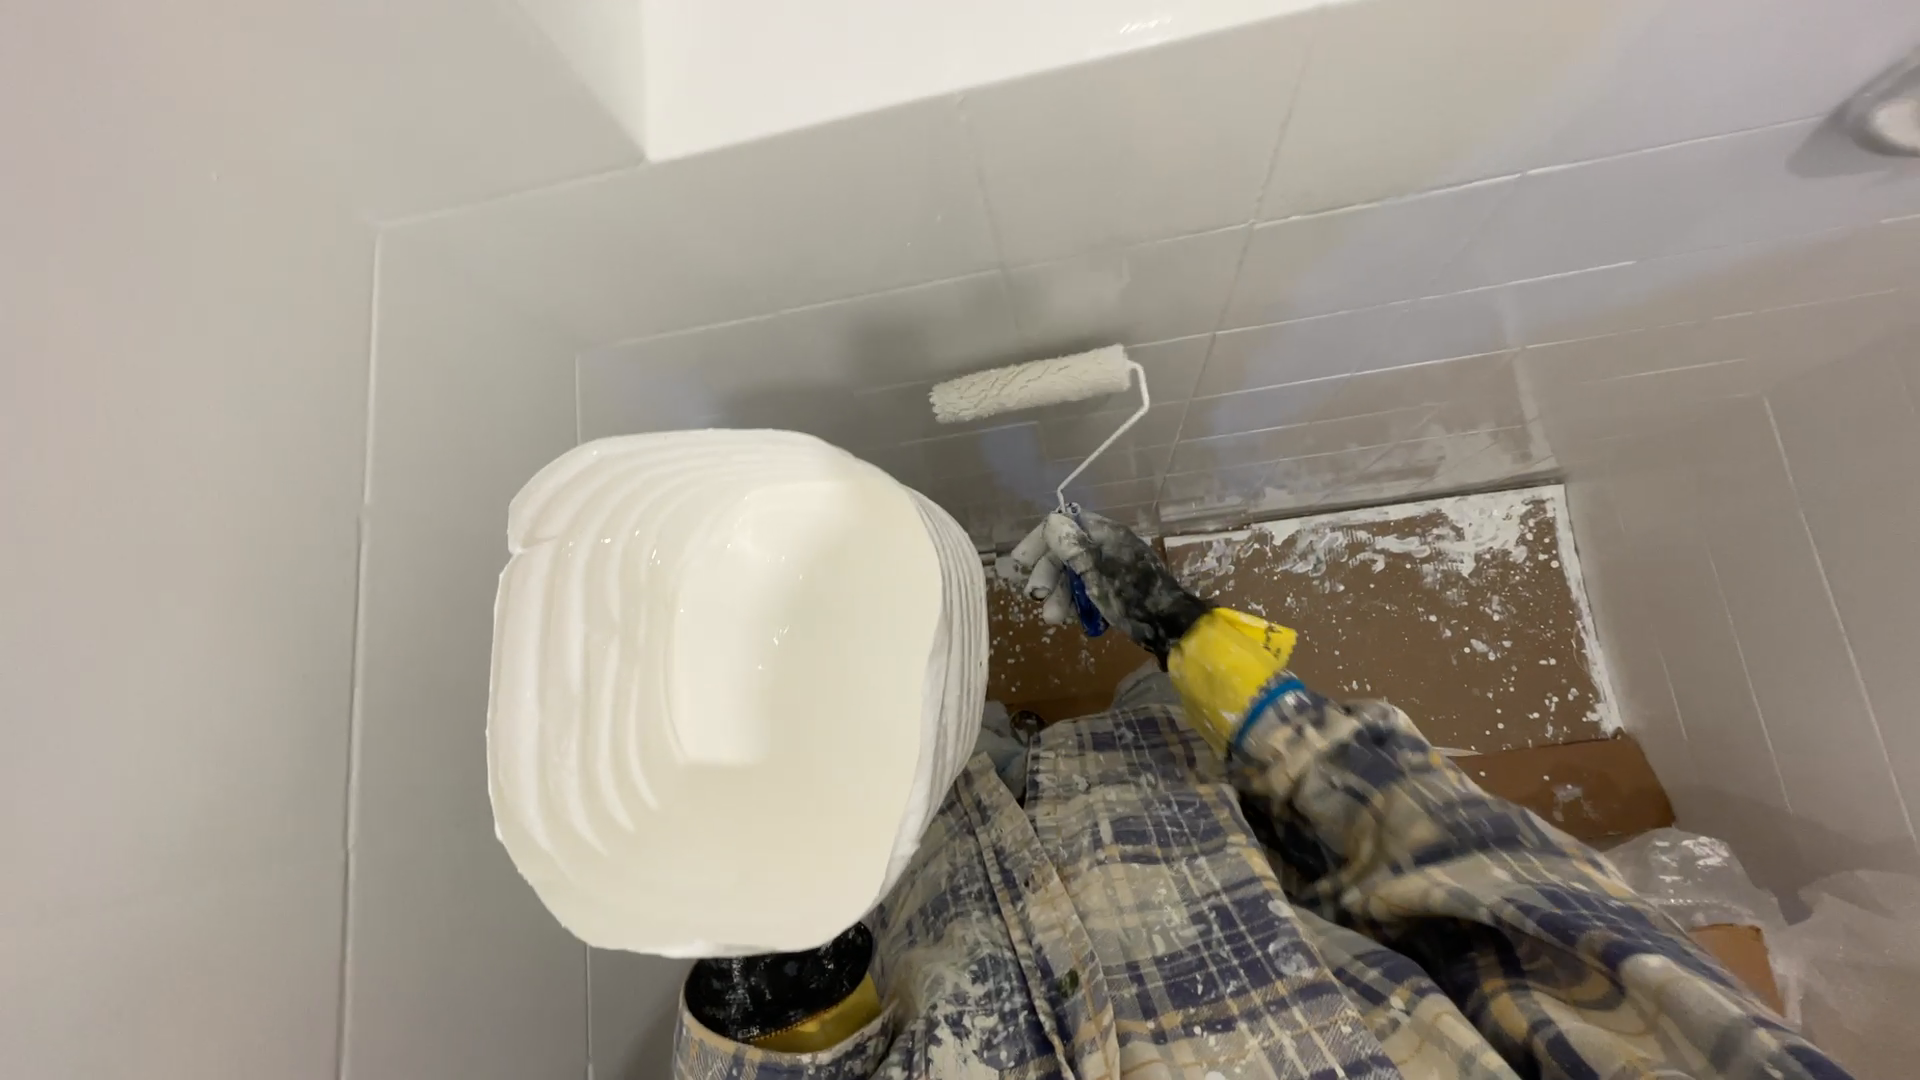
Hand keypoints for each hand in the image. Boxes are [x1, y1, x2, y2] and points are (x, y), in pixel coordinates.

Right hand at [1007, 507, 1210, 662]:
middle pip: (1064, 553)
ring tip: (1054, 619)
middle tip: (1036, 597)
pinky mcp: (1114, 592)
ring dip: (1059, 596)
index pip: (1063, 524)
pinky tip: (1072, 619)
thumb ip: (1072, 546)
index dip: (1039, 541)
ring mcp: (1110, 570)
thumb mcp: (1096, 571)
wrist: (1170, 627)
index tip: (1020, 562)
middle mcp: (1106, 547)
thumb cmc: (1132, 595)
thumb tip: (1051, 521)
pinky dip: (1075, 604)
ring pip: (1072, 577)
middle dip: (1047, 575)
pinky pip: (1085, 592)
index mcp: (1105, 534)